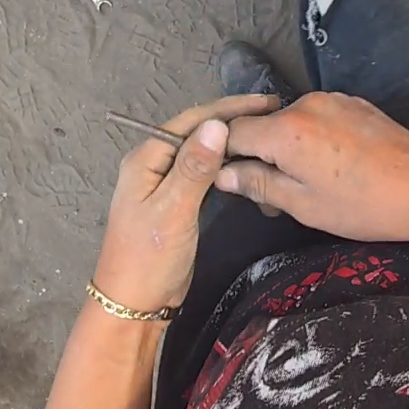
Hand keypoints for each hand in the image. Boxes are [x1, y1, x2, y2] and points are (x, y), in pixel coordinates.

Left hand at [93, 94, 282, 312]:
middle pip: (196, 132)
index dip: (228, 108)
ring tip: (266, 132)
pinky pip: (202, 172)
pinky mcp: (176, 201)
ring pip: (201, 151)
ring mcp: (164, 183)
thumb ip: (194, 168)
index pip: (191, 121)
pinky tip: (245, 161)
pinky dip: (224, 163)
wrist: (134, 305)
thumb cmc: (149, 258)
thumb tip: (217, 124)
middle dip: (232, 119)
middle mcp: (153, 164)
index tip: (266, 103)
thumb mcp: (173, 211)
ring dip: (230, 140)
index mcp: (145, 159)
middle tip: (274, 114)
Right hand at [217, 92, 408, 242]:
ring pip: (290, 122)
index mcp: (285, 130)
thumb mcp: (303, 205)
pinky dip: (312, 139)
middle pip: (262, 126)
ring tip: (310, 183)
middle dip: (260, 157)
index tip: (231, 181)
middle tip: (276, 198)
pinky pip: (317, 118)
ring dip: (287, 149)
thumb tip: (221, 175)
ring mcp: (332, 99)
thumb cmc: (363, 205)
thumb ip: (257, 185)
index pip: (231, 133)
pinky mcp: (353, 102)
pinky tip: (334, 166)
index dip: (223, 157)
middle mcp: (304, 104)